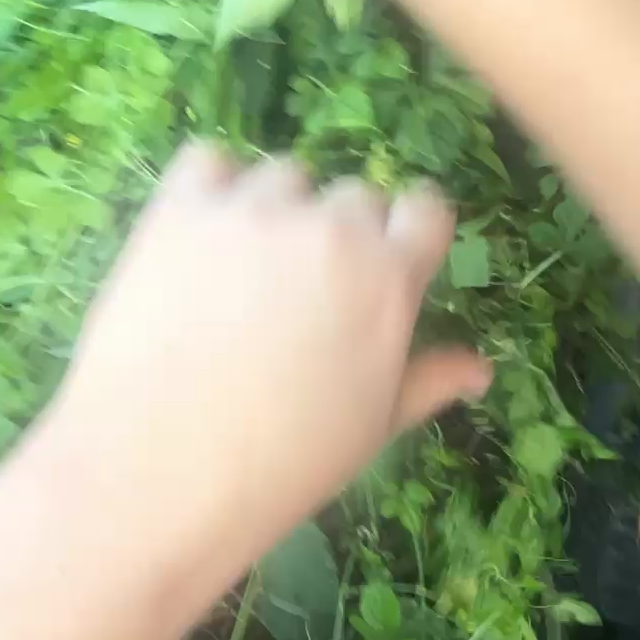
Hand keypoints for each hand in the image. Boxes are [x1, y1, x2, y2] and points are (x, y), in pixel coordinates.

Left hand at [35, 145, 492, 553]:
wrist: (157, 478)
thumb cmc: (284, 464)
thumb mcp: (373, 425)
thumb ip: (430, 379)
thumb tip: (483, 368)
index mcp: (390, 277)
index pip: (427, 208)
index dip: (411, 232)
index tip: (389, 260)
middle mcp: (330, 227)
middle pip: (357, 195)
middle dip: (345, 234)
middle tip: (309, 292)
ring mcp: (254, 211)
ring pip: (287, 176)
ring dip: (282, 211)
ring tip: (249, 272)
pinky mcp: (181, 209)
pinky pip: (212, 162)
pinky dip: (216, 189)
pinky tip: (206, 237)